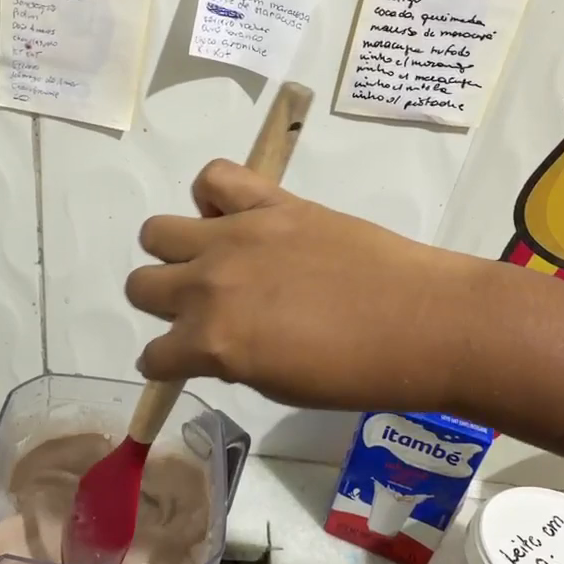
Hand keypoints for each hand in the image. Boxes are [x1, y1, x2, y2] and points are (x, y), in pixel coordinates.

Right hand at [126, 159, 473, 410]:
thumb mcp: (275, 385)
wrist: (423, 323)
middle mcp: (208, 286)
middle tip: (203, 308)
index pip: (154, 355)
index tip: (181, 359)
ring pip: (157, 232)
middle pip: (140, 285)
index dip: (166, 362)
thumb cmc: (354, 374)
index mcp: (211, 343)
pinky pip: (213, 177)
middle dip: (164, 304)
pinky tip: (236, 217)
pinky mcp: (269, 203)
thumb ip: (228, 357)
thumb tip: (214, 338)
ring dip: (176, 252)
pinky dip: (214, 197)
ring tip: (216, 260)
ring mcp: (235, 237)